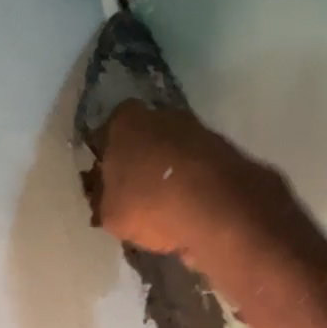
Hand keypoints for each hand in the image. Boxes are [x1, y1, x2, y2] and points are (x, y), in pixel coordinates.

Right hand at [83, 101, 287, 262]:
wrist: (218, 208)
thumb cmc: (150, 203)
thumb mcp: (110, 213)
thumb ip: (103, 202)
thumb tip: (104, 201)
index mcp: (124, 120)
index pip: (104, 136)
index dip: (104, 163)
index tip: (105, 186)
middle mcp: (160, 114)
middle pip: (142, 142)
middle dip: (138, 165)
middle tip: (133, 198)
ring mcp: (196, 130)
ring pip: (171, 155)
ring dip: (167, 176)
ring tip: (162, 212)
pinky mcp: (223, 151)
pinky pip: (196, 171)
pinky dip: (191, 187)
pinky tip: (187, 213)